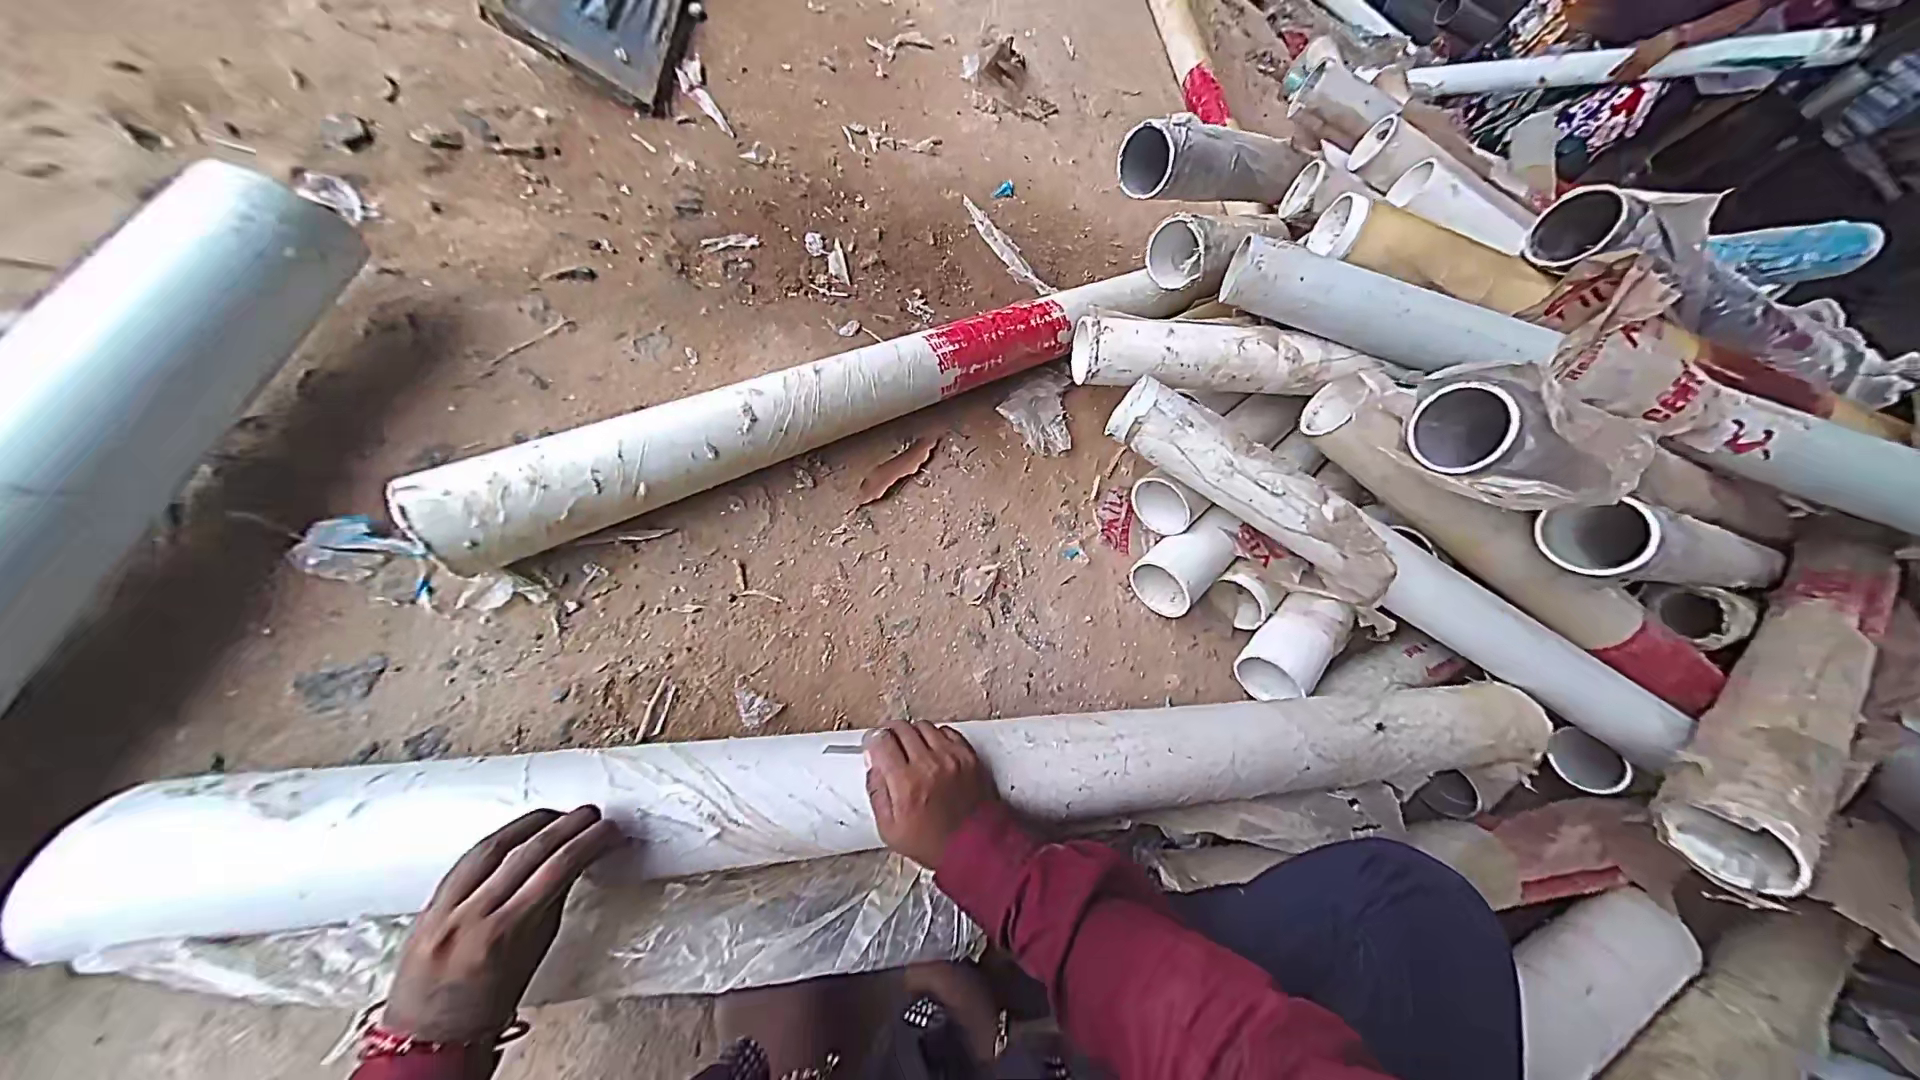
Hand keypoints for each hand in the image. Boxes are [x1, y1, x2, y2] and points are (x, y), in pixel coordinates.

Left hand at [383, 806, 621, 1043]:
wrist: (428, 1040)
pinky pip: (466, 859)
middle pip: (528, 852)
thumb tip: (576, 859)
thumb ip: (553, 900)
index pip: (556, 869)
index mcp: (502, 935)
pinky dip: (498, 839)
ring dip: (532, 823)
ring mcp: (443, 911)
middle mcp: (469, 918)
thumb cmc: (485, 1007)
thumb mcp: (536, 949)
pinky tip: (517, 831)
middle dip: (567, 826)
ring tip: (557, 816)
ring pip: (494, 847)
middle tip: (590, 816)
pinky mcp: (428, 907)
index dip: (588, 842)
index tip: (607, 831)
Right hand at [864, 721, 996, 869]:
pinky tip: (933, 750)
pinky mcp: (968, 755)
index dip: (873, 739)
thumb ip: (877, 793)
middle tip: (889, 743)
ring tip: (911, 748)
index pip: (882, 740)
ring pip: (924, 726)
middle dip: (890, 733)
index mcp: (906, 783)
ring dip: (913, 733)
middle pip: (902, 728)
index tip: (872, 743)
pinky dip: (936, 736)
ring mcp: (951, 757)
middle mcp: (928, 764)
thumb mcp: (890, 829)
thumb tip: (873, 767)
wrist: (976, 847)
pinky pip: (946, 731)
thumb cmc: (935, 843)